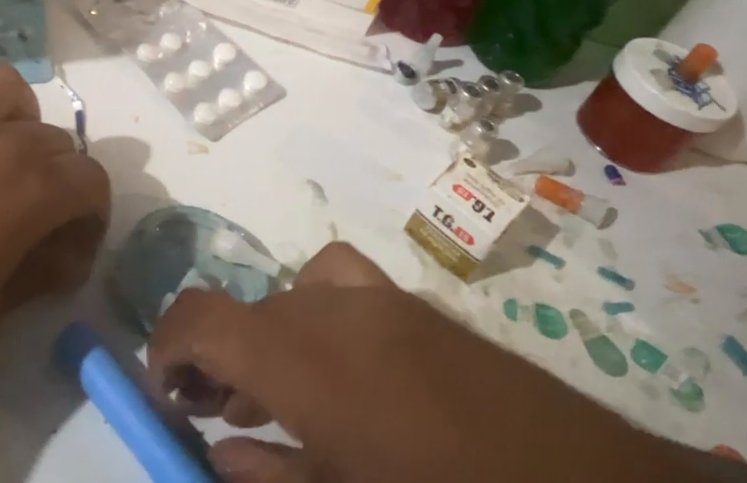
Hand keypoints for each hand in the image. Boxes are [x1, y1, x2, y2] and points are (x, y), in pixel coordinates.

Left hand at [0, 57, 109, 407]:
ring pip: (4, 88)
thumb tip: (60, 256)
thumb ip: (33, 275)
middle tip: (28, 229)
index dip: (90, 219)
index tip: (65, 257)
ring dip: (15, 121)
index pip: (91, 182)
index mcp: (28, 191)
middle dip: (58, 181)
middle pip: (53, 140)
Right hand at [149, 243, 693, 481]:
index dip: (167, 345)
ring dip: (263, 340)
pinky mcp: (415, 303)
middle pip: (243, 313)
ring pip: (286, 300)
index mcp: (307, 365)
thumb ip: (272, 476)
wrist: (581, 479)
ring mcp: (379, 299)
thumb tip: (220, 454)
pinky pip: (338, 283)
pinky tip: (337, 362)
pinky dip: (313, 312)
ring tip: (271, 398)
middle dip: (216, 360)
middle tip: (217, 417)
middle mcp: (332, 312)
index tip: (164, 392)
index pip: (202, 317)